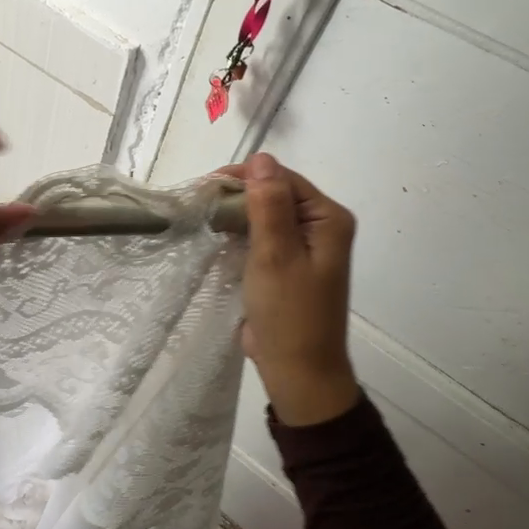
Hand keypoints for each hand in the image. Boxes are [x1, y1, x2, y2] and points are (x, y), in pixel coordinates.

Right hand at [218, 152, 360, 425]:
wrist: (298, 370)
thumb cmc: (289, 313)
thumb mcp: (275, 255)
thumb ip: (268, 205)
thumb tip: (262, 158)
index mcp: (328, 219)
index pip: (283, 179)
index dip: (246, 177)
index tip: (206, 186)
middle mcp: (321, 227)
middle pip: (274, 193)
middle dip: (238, 195)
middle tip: (200, 204)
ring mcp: (304, 247)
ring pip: (265, 214)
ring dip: (236, 214)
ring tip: (203, 219)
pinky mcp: (287, 264)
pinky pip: (262, 236)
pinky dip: (240, 234)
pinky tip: (217, 237)